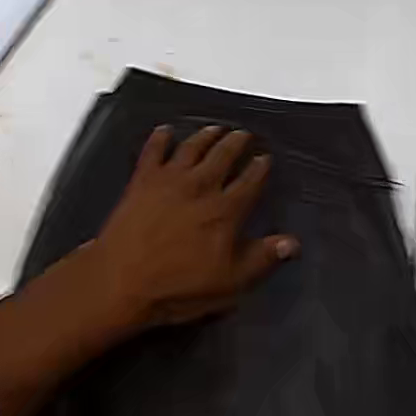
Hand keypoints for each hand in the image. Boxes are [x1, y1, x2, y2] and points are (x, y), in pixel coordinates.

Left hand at [90, 125, 297, 326]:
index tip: (265, 158)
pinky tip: (166, 131)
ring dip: (206, 135)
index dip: (259, 168)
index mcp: (224, 210)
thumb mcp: (229, 283)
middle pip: (223, 156)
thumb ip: (262, 258)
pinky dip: (161, 137)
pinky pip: (154, 150)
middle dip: (236, 142)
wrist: (123, 278)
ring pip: (193, 147)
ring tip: (215, 128)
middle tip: (243, 134)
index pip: (249, 181)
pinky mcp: (143, 178)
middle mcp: (200, 185)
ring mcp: (170, 178)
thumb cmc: (178, 287)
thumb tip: (292, 242)